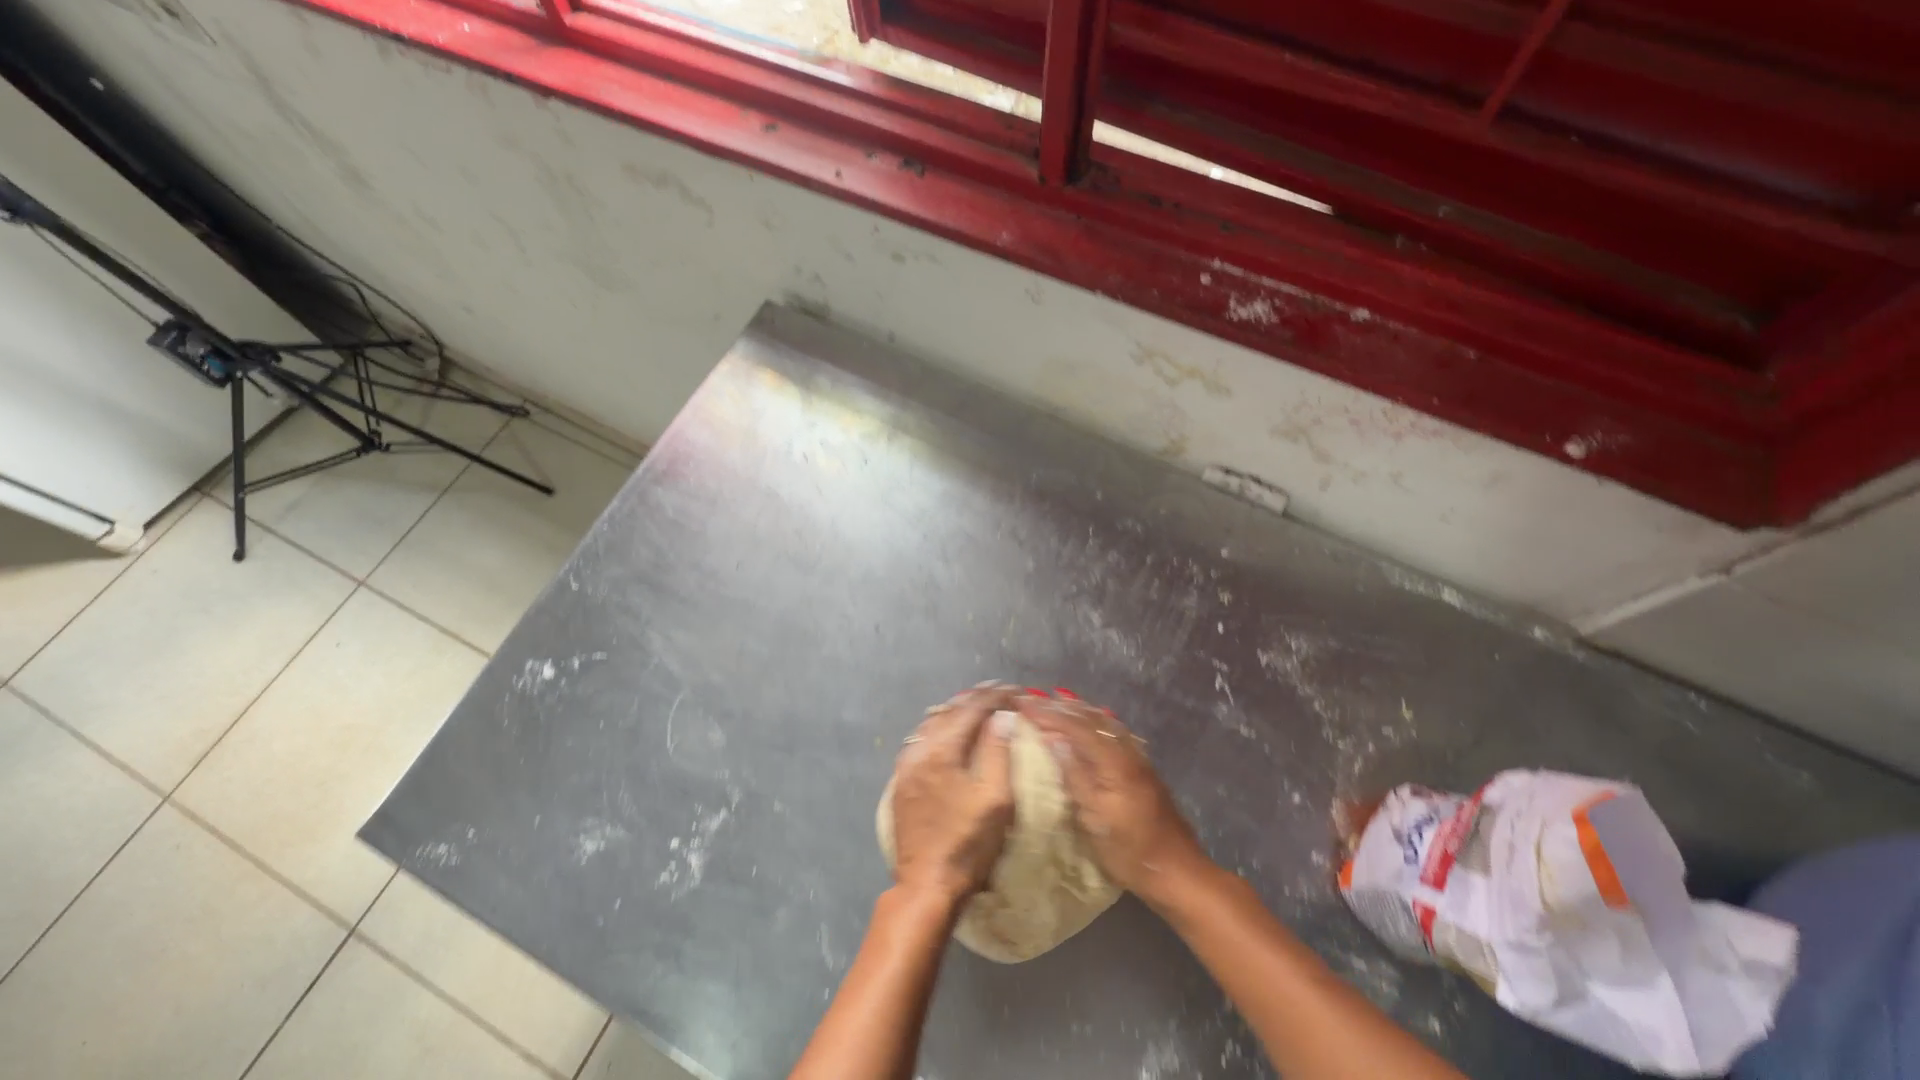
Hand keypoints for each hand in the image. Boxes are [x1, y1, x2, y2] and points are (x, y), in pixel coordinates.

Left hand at [887, 683, 1019, 905]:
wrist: (927, 884)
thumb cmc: (969, 843)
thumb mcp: (996, 798)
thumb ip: (998, 751)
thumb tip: (1002, 716)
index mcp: (940, 750)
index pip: (971, 710)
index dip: (995, 697)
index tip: (1016, 690)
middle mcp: (917, 751)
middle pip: (947, 712)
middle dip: (974, 699)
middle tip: (999, 692)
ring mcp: (905, 768)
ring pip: (931, 726)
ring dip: (955, 712)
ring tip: (977, 707)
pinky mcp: (902, 785)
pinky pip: (921, 743)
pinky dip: (940, 731)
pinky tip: (950, 735)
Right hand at [1016, 693, 1206, 901]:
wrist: (1177, 871)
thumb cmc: (1130, 852)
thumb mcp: (1095, 819)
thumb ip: (1075, 776)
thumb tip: (1052, 739)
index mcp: (1115, 763)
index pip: (1076, 727)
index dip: (1048, 713)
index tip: (1021, 704)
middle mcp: (1128, 752)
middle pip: (1092, 719)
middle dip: (1060, 706)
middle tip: (1031, 699)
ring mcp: (1138, 759)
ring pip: (1104, 722)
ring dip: (1076, 710)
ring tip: (1052, 703)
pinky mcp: (1141, 768)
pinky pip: (1112, 732)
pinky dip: (1092, 722)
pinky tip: (1085, 724)